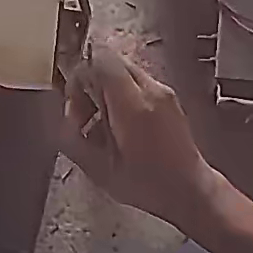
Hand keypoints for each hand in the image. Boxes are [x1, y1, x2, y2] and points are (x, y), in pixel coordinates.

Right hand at [59, 44, 221, 226]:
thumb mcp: (100, 171)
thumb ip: (73, 141)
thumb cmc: (147, 185)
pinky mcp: (169, 98)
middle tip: (85, 117)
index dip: (79, 77)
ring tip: (102, 126)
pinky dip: (121, 97)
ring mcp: (164, 92)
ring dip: (105, 91)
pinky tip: (120, 128)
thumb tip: (61, 122)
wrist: (191, 191)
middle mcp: (151, 90)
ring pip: (123, 72)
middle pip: (111, 62)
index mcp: (133, 105)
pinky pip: (137, 83)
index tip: (74, 106)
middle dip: (90, 84)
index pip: (101, 61)